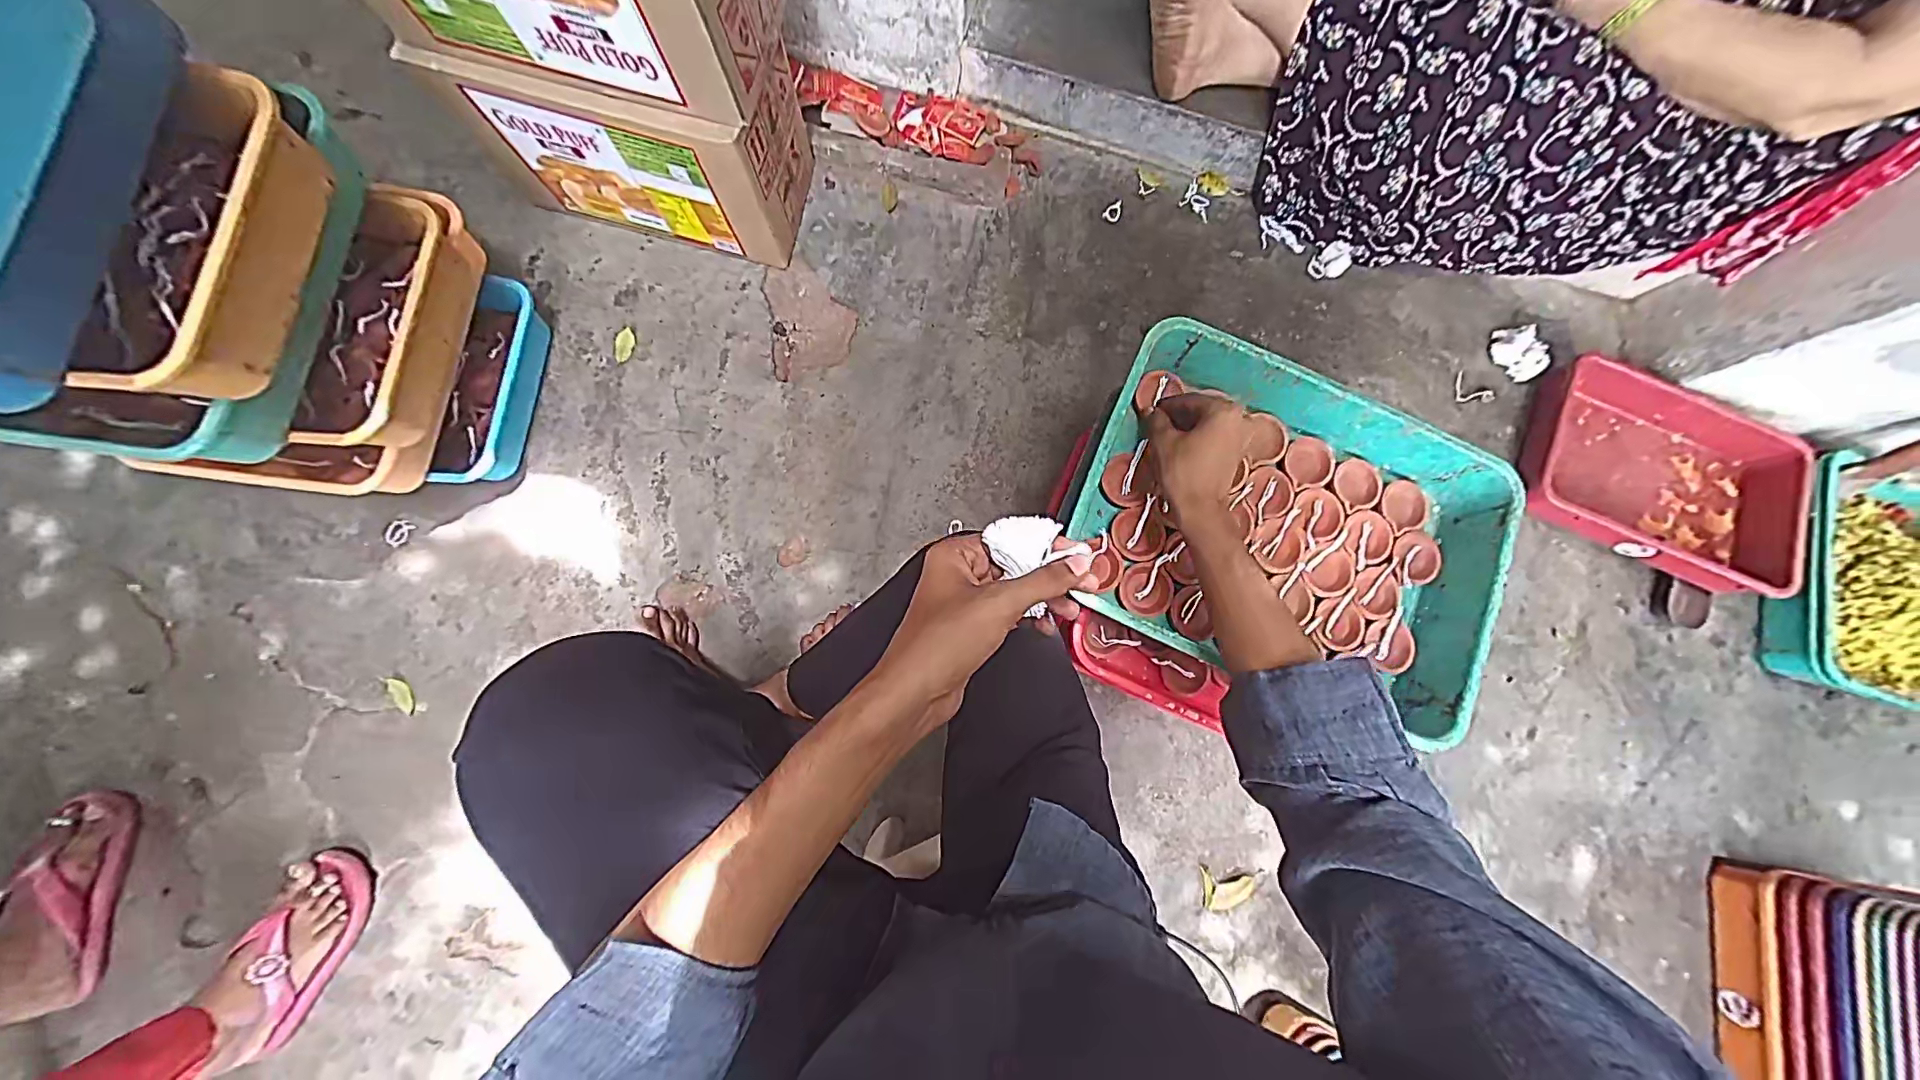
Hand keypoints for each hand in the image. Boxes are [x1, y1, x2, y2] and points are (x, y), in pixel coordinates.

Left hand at [867, 534, 1094, 724]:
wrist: (916, 692)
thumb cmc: (935, 646)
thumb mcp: (1000, 604)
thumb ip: (1043, 581)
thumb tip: (1073, 563)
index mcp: (955, 555)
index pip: (1012, 539)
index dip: (1048, 546)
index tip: (1077, 553)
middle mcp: (957, 574)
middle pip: (1016, 564)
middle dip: (1050, 576)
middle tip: (1080, 581)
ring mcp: (965, 601)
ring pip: (1015, 590)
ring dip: (1044, 598)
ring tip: (1069, 606)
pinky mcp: (973, 626)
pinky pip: (1009, 612)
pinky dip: (1030, 616)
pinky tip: (1046, 623)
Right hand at [1145, 392, 1257, 530]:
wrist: (1200, 509)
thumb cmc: (1184, 475)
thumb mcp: (1162, 442)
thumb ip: (1156, 420)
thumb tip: (1153, 413)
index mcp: (1223, 411)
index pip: (1189, 399)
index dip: (1167, 405)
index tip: (1153, 411)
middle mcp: (1238, 420)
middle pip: (1201, 410)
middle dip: (1178, 416)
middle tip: (1158, 424)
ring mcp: (1240, 437)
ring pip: (1208, 424)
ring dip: (1187, 428)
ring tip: (1166, 437)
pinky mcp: (1236, 454)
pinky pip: (1214, 438)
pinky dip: (1198, 439)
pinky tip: (1181, 448)